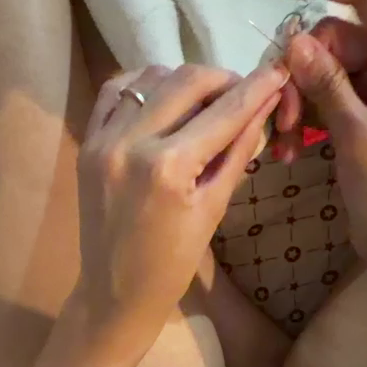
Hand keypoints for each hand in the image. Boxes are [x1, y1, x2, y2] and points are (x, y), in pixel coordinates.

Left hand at [71, 62, 284, 366]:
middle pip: (188, 80)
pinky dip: (143, 85)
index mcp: (168, 167)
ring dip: (184, 81)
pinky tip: (162, 99)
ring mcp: (104, 141)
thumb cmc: (171, 266)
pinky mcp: (88, 144)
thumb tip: (264, 106)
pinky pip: (116, 92)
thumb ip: (237, 152)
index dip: (256, 88)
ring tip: (203, 103)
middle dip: (222, 79)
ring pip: (152, 78)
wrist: (114, 294)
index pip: (224, 111)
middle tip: (241, 93)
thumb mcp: (212, 210)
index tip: (278, 71)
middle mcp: (132, 143)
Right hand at [271, 0, 366, 266]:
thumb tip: (294, 41)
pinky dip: (304, 121)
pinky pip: (326, 101)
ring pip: (324, 72)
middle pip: (336, 39)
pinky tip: (289, 151)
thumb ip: (327, 85)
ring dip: (297, 103)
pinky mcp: (364, 116)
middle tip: (281, 119)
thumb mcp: (357, 136)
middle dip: (301, 73)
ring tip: (284, 145)